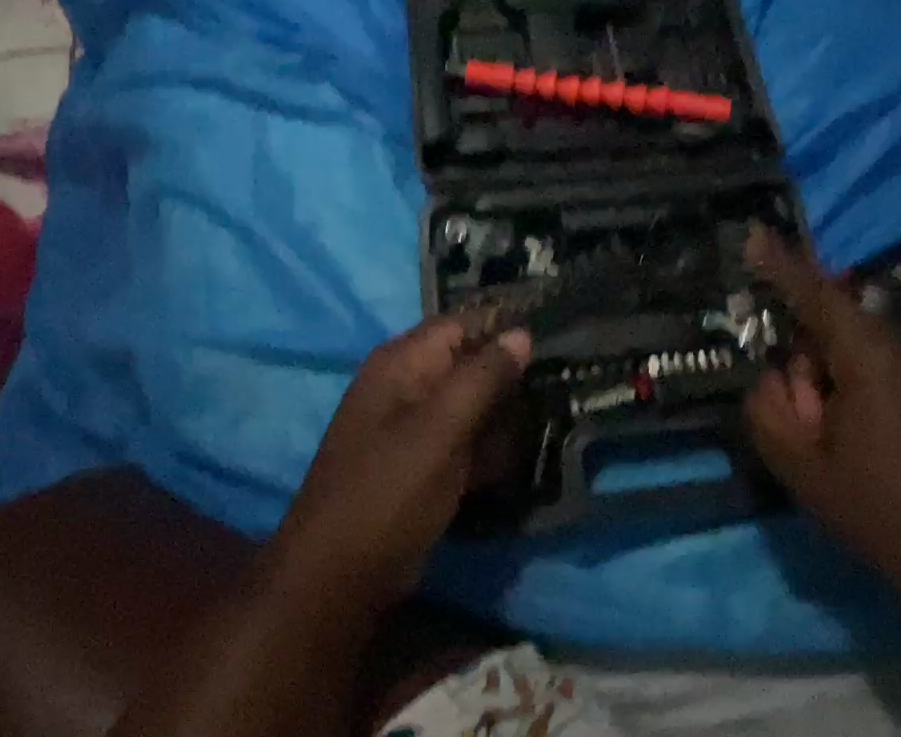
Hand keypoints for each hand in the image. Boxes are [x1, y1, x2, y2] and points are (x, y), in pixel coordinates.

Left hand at [267, 318, 530, 611]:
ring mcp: (413, 429)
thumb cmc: (390, 490)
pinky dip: (489, 451)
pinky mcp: (421, 467)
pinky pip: (463, 444)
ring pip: (471, 407)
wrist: (340, 576)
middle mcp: (405, 386)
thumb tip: (522, 333)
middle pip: (468, 365)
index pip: (461, 325)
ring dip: (505, 418)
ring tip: (551, 423)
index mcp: (401, 363)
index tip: (556, 341)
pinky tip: (520, 461)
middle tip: (561, 388)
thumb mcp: (441, 427)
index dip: (505, 329)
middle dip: (511, 378)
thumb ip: (483, 376)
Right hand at [743, 226, 900, 598]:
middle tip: (807, 412)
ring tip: (847, 435)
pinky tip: (887, 443)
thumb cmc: (881, 515)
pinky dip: (881, 385)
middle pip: (845, 324)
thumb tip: (775, 373)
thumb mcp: (801, 468)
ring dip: (849, 372)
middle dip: (814, 352)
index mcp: (872, 359)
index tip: (756, 234)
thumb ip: (769, 407)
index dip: (782, 264)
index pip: (817, 294)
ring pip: (877, 348)